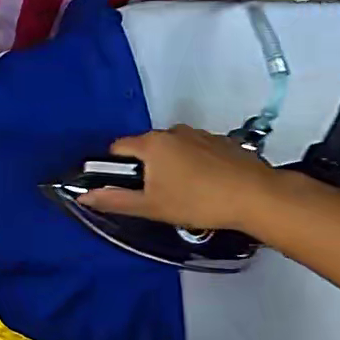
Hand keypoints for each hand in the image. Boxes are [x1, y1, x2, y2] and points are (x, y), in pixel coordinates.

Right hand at [77, 125, 284, 230]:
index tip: (126, 188)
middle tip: (156, 195)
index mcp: (151, 144)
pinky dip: (194, 163)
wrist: (256, 196)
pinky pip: (195, 149)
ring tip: (185, 192)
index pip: (117, 148)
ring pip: (172, 148)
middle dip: (146, 168)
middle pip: (145, 147)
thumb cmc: (197, 202)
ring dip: (171, 165)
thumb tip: (83, 196)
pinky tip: (206, 185)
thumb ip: (115, 200)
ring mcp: (198, 134)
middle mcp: (172, 131)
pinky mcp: (220, 141)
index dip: (115, 168)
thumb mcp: (151, 207)